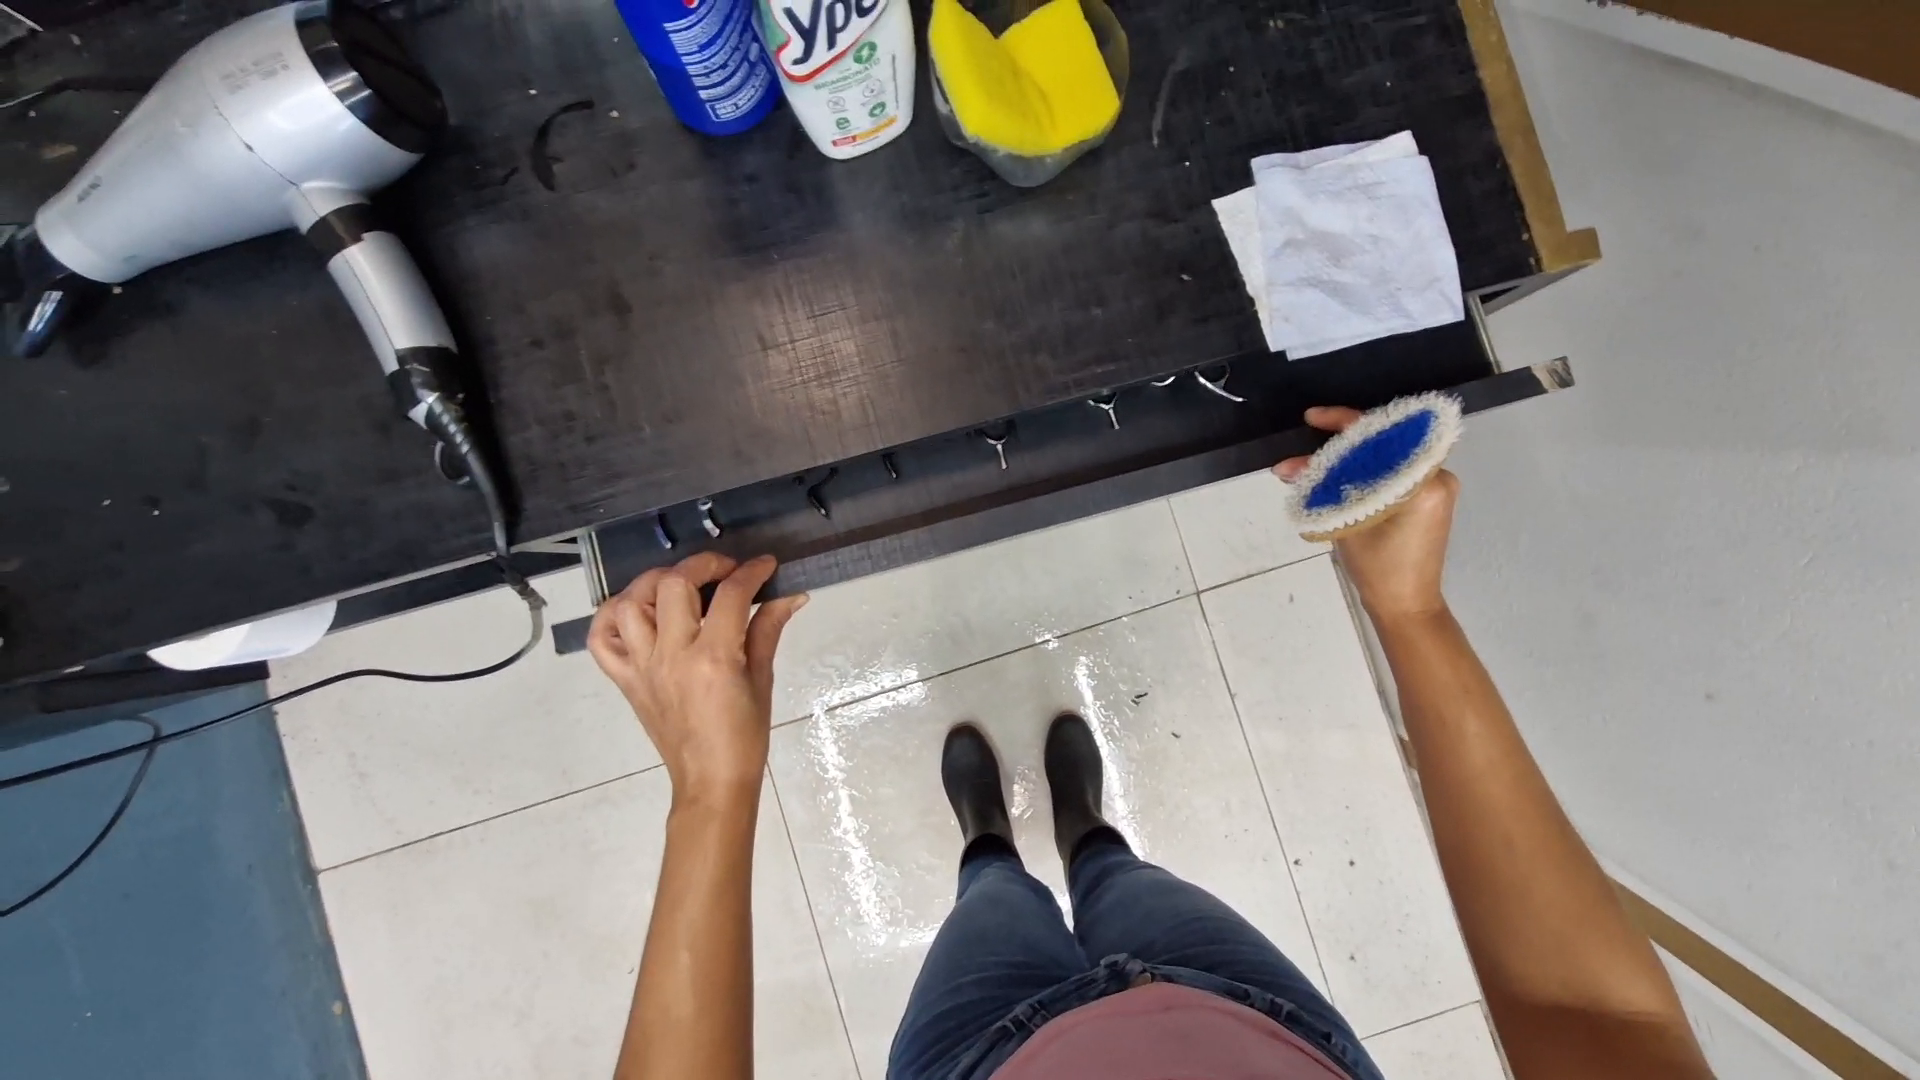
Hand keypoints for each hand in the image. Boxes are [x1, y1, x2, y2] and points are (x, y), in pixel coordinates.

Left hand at [587, 553, 807, 805]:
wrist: (711, 781)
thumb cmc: (745, 735)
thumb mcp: (763, 679)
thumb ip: (769, 629)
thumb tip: (792, 595)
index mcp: (713, 658)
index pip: (731, 595)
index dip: (752, 572)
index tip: (766, 565)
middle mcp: (671, 655)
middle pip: (673, 585)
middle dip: (702, 565)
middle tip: (725, 571)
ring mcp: (642, 667)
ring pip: (630, 604)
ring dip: (654, 583)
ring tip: (680, 586)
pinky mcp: (625, 680)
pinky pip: (602, 641)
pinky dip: (612, 617)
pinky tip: (639, 612)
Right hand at [1275, 406, 1458, 622]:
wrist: (1406, 605)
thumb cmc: (1379, 570)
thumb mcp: (1345, 524)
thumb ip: (1320, 489)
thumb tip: (1285, 467)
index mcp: (1424, 482)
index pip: (1383, 436)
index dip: (1344, 421)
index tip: (1311, 418)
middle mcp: (1438, 477)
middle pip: (1385, 441)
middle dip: (1341, 440)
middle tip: (1307, 440)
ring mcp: (1436, 487)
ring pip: (1387, 455)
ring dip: (1350, 455)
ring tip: (1314, 462)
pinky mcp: (1427, 498)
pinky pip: (1393, 470)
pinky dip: (1364, 468)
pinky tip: (1336, 474)